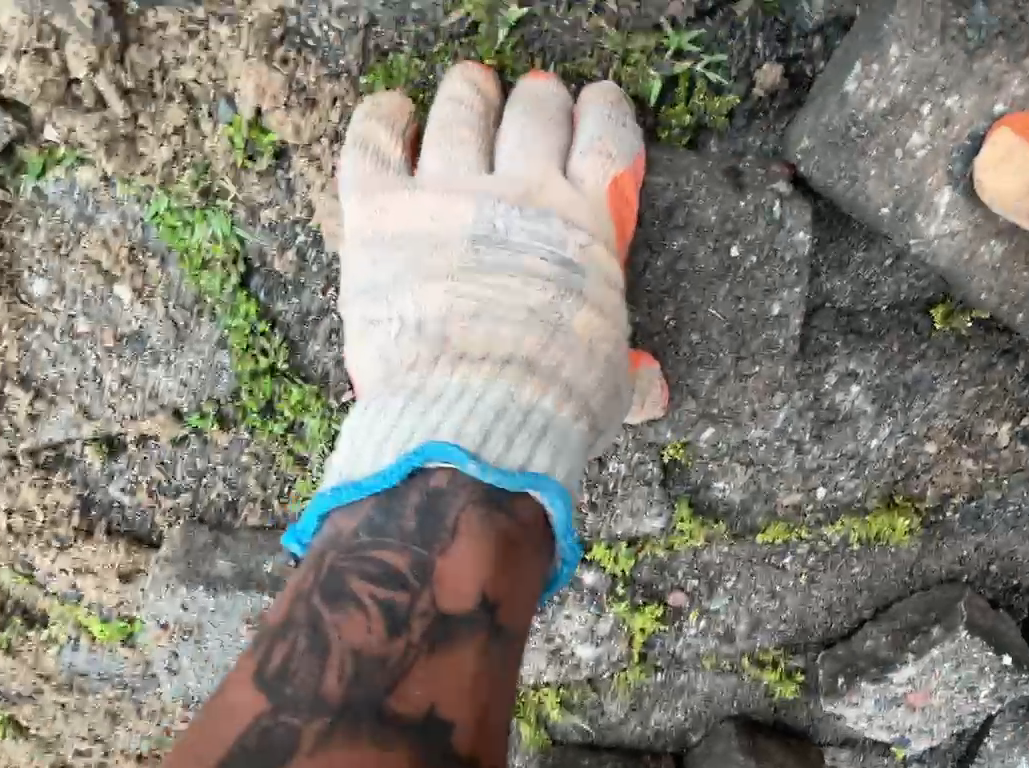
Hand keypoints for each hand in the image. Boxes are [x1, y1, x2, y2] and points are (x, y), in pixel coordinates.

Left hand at [285, 63, 667, 593]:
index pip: (606, 142)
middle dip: (541, 103)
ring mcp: (447, 195)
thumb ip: (628, 374)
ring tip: (473, 87)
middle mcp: (521, 194)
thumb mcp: (608, 386)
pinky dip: (382, 118)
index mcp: (585, 228)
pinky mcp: (380, 212)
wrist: (474, 418)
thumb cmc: (555, 403)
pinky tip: (393, 110)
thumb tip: (653, 391)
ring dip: (470, 94)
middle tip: (538, 100)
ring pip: (459, 112)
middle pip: (535, 115)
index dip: (605, 114)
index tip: (602, 104)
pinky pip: (374, 140)